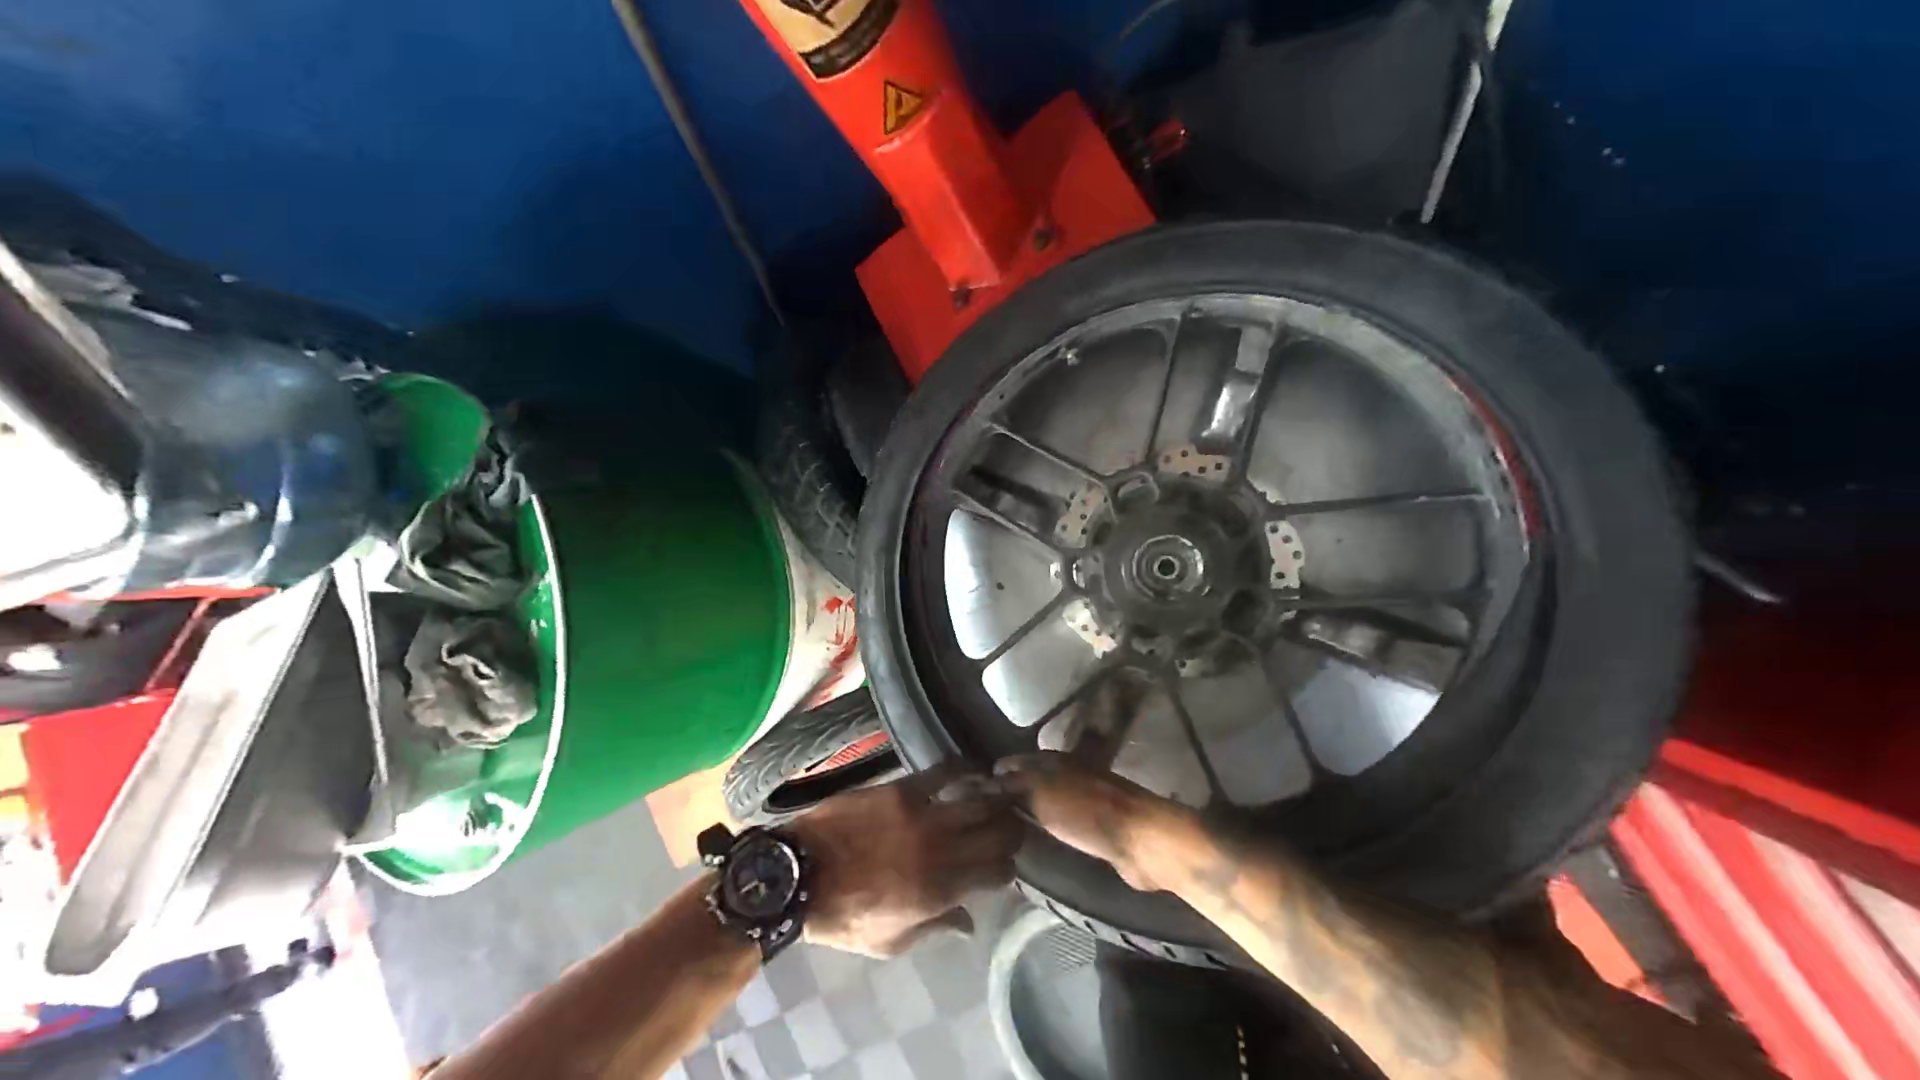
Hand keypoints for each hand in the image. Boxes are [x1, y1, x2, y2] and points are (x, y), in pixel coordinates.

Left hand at [788, 768, 1020, 956]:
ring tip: (1004, 794)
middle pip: (995, 834)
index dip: (1007, 867)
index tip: (1006, 863)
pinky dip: (963, 769)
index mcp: (939, 891)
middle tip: (1012, 825)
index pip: (995, 873)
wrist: (798, 875)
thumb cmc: (842, 915)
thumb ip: (934, 930)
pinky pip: (943, 773)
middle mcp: (941, 851)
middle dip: (1011, 830)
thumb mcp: (889, 942)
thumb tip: (969, 923)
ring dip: (997, 799)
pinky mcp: (901, 790)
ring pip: (978, 802)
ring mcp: (923, 816)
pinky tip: (975, 768)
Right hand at [993, 752, 1197, 891]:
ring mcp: (1087, 798)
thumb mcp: (1040, 791)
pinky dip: (1051, 826)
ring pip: (1050, 800)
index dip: (995, 775)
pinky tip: (1040, 839)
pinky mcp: (1100, 825)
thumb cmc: (1085, 811)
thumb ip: (1013, 784)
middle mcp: (1070, 772)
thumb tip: (987, 780)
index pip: (1015, 762)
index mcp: (1054, 759)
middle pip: (1033, 779)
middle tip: (987, 814)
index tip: (973, 793)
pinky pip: (1065, 822)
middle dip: (1013, 791)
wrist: (1140, 839)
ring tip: (1008, 828)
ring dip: (1033, 809)